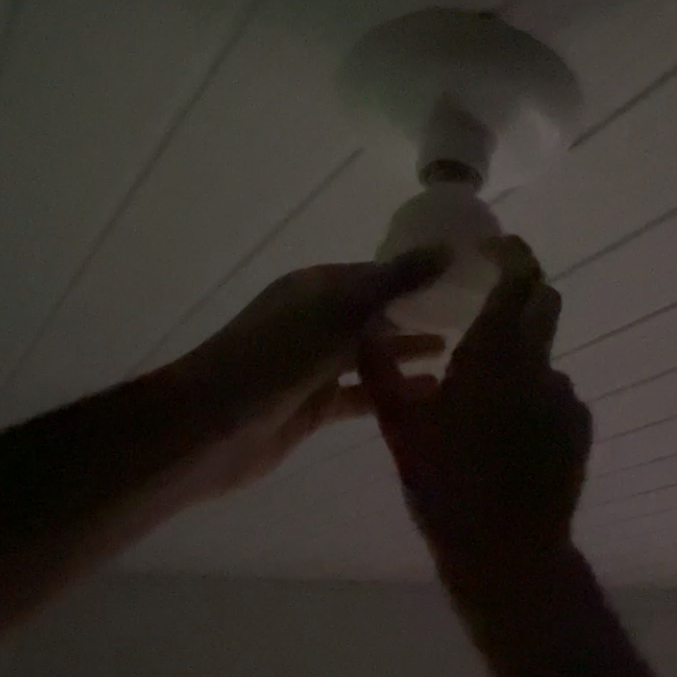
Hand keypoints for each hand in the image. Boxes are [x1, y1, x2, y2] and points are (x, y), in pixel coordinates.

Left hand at [151, 249, 447, 497]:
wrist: (209, 427)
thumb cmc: (276, 356)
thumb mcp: (340, 310)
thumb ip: (395, 281)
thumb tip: (449, 250)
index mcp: (318, 288)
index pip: (378, 274)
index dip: (417, 274)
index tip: (461, 279)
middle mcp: (319, 321)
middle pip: (376, 314)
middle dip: (416, 314)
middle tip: (467, 319)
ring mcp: (316, 365)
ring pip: (373, 355)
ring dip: (408, 353)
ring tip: (456, 353)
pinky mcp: (317, 407)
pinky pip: (365, 395)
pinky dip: (395, 392)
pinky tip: (431, 393)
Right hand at [357, 237, 590, 570]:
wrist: (509, 553)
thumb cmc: (447, 487)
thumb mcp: (401, 430)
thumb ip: (380, 373)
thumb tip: (365, 331)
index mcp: (496, 354)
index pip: (518, 278)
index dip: (510, 253)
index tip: (491, 247)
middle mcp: (539, 364)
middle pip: (544, 302)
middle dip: (520, 292)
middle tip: (485, 309)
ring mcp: (565, 396)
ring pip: (542, 355)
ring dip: (518, 358)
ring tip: (483, 402)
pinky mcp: (579, 427)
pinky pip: (553, 393)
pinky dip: (531, 396)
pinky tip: (507, 436)